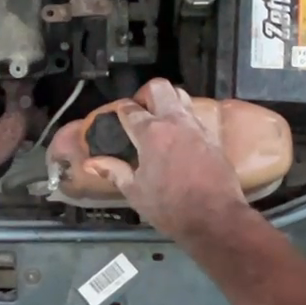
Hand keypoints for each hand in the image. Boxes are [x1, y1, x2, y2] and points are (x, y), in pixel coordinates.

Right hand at [81, 79, 252, 241]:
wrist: (215, 217)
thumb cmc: (170, 206)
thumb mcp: (135, 192)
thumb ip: (113, 171)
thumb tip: (90, 163)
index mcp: (151, 133)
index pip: (130, 109)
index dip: (120, 110)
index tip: (116, 118)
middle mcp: (174, 122)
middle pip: (159, 87)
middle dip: (145, 94)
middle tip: (139, 111)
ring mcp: (196, 126)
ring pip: (181, 95)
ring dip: (167, 101)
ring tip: (159, 121)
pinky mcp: (212, 136)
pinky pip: (195, 115)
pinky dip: (183, 118)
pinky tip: (178, 137)